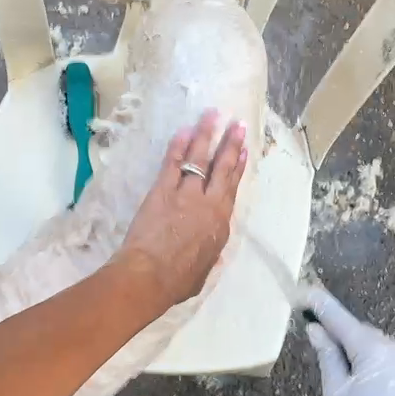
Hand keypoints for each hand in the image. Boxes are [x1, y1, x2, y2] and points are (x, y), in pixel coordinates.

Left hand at [111, 110, 247, 308]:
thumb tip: (209, 251)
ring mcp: (185, 193)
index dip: (239, 167)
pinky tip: (184, 130)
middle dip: (230, 143)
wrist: (150, 276)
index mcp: (220, 222)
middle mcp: (208, 202)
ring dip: (206, 134)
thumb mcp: (204, 269)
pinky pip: (172, 162)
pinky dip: (178, 145)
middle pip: (222, 167)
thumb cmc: (178, 281)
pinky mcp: (162, 190)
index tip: (244, 150)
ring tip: (213, 115)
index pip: (232, 187)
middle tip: (238, 124)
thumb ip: (209, 253)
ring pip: (199, 158)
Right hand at [303, 289, 394, 395]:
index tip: (305, 290)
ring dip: (360, 355)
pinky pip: (390, 359)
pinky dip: (376, 365)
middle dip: (341, 339)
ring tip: (353, 389)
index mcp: (371, 348)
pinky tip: (374, 392)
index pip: (340, 317)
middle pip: (358, 333)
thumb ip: (327, 358)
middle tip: (326, 360)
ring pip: (375, 346)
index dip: (320, 304)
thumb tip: (316, 331)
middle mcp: (393, 345)